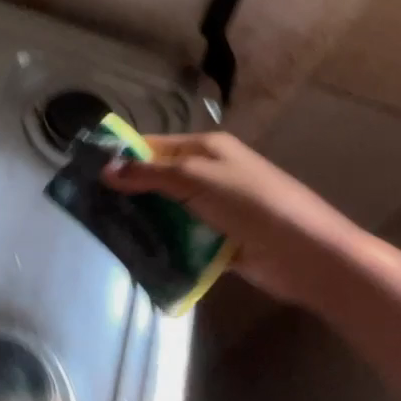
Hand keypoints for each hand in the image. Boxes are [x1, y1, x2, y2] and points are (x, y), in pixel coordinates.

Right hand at [99, 131, 363, 305]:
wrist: (312, 256)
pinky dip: (166, 244)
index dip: (122, 155)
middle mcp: (210, 173)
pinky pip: (184, 239)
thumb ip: (148, 174)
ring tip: (108, 230)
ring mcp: (217, 209)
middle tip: (91, 204)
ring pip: (169, 210)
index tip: (88, 171)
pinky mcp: (222, 242)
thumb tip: (104, 168)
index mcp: (206, 148)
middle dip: (130, 190)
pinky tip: (139, 252)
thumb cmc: (253, 203)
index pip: (152, 144)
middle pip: (159, 178)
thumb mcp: (194, 178)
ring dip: (146, 220)